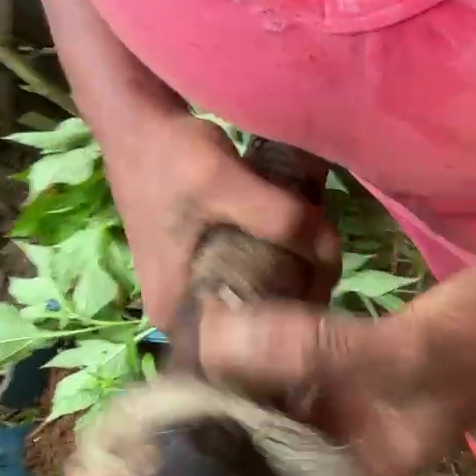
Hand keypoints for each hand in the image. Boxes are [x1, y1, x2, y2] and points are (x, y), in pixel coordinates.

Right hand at [94, 110, 339, 329]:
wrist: (142, 124)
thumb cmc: (173, 159)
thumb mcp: (227, 186)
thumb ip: (282, 221)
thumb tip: (330, 253)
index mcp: (179, 314)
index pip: (248, 351)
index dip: (294, 332)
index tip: (328, 308)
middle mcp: (185, 317)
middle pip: (260, 329)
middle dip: (300, 306)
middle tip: (334, 278)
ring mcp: (198, 295)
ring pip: (265, 305)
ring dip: (297, 287)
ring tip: (325, 263)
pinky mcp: (211, 273)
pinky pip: (261, 284)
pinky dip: (287, 272)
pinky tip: (311, 257)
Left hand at [195, 278, 475, 475]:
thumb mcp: (405, 351)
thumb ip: (316, 348)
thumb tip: (215, 335)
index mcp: (377, 471)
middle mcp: (362, 449)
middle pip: (277, 464)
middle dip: (222, 444)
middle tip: (156, 416)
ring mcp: (361, 409)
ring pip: (283, 416)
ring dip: (239, 397)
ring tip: (175, 378)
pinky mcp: (360, 372)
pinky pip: (298, 376)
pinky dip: (265, 362)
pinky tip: (228, 338)